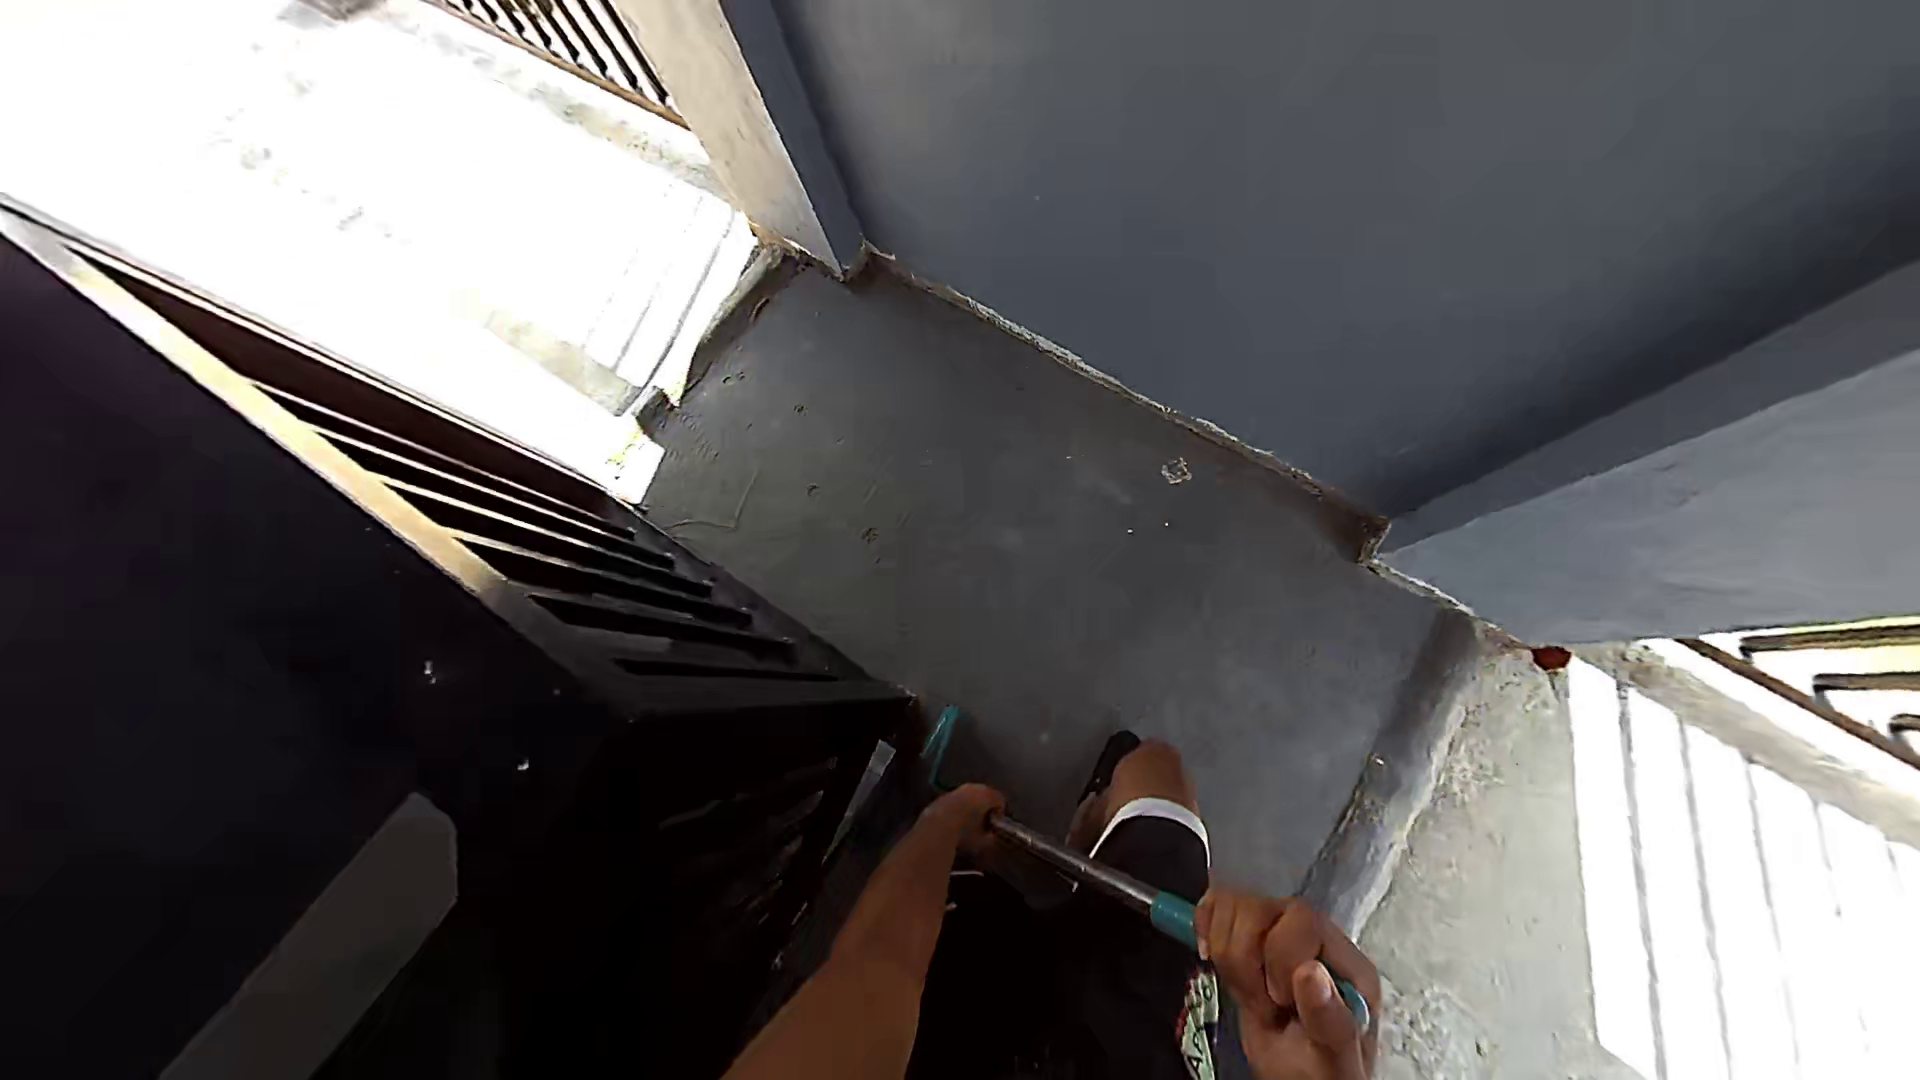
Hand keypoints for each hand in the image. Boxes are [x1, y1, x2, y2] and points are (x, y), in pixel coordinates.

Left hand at [921, 783, 1005, 856]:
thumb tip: (992, 836)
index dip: (1000, 812)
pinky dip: (960, 806)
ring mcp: (959, 789)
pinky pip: (959, 799)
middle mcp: (974, 787)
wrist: (937, 824)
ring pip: (971, 795)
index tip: (997, 824)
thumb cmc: (965, 832)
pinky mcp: (946, 794)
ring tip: (970, 820)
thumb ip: (991, 837)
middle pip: (986, 794)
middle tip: (985, 821)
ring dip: (973, 805)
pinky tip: (957, 819)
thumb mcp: (982, 841)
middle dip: (987, 806)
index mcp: (987, 795)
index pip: (1000, 799)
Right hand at [1194, 890, 1379, 1079]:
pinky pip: (1212, 904)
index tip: (1281, 1001)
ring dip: (1226, 955)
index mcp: (1344, 960)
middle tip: (1262, 1004)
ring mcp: (1275, 925)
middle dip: (1247, 961)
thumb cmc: (1318, 1075)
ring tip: (1248, 991)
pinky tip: (1216, 960)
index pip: (1303, 920)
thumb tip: (1312, 972)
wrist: (1291, 1077)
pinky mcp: (1243, 926)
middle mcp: (1311, 932)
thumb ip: (1331, 1024)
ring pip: (1230, 904)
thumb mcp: (1333, 1065)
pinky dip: (1205, 930)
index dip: (1281, 956)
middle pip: (1259, 907)